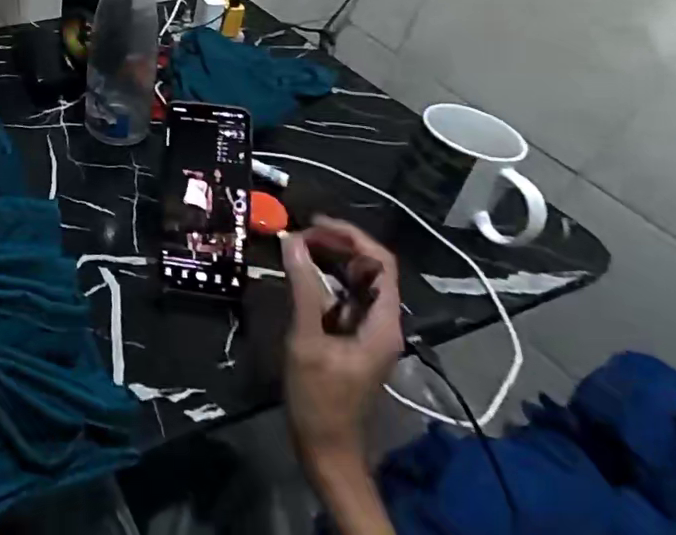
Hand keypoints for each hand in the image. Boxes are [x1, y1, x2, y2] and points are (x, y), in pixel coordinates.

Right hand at [280, 217, 403, 471]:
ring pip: (355, 281)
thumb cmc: (320, 400)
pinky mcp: (352, 337)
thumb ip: (303, 288)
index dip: (351, 236)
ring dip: (329, 261)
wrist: (327, 451)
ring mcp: (368, 330)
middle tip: (300, 235)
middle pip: (369, 268)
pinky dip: (324, 281)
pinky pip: (343, 298)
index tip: (316, 223)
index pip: (380, 262)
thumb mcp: (307, 340)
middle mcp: (382, 321)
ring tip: (297, 247)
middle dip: (337, 245)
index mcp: (383, 322)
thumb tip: (293, 241)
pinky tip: (300, 275)